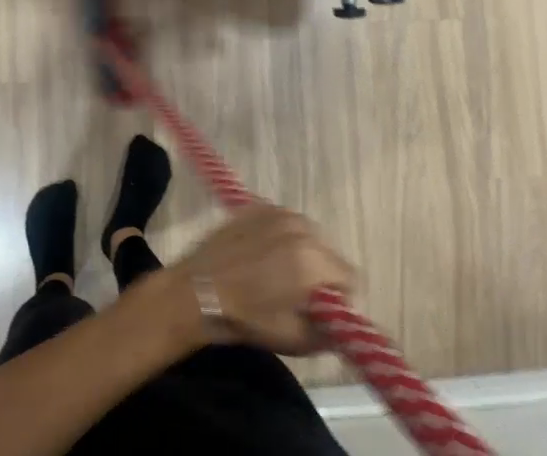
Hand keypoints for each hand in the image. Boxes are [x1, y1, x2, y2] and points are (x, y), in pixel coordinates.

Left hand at [170, 205, 357, 355]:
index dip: (341, 299)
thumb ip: (332, 334)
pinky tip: (260, 255)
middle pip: (330, 253)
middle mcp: (300, 227)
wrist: (195, 292)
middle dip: (322, 275)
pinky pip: (283, 222)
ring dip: (302, 253)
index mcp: (313, 260)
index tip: (323, 311)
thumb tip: (345, 328)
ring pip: (308, 235)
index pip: (350, 278)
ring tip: (276, 273)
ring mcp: (277, 212)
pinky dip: (281, 237)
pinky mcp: (256, 206)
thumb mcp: (295, 340)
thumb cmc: (246, 318)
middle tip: (298, 295)